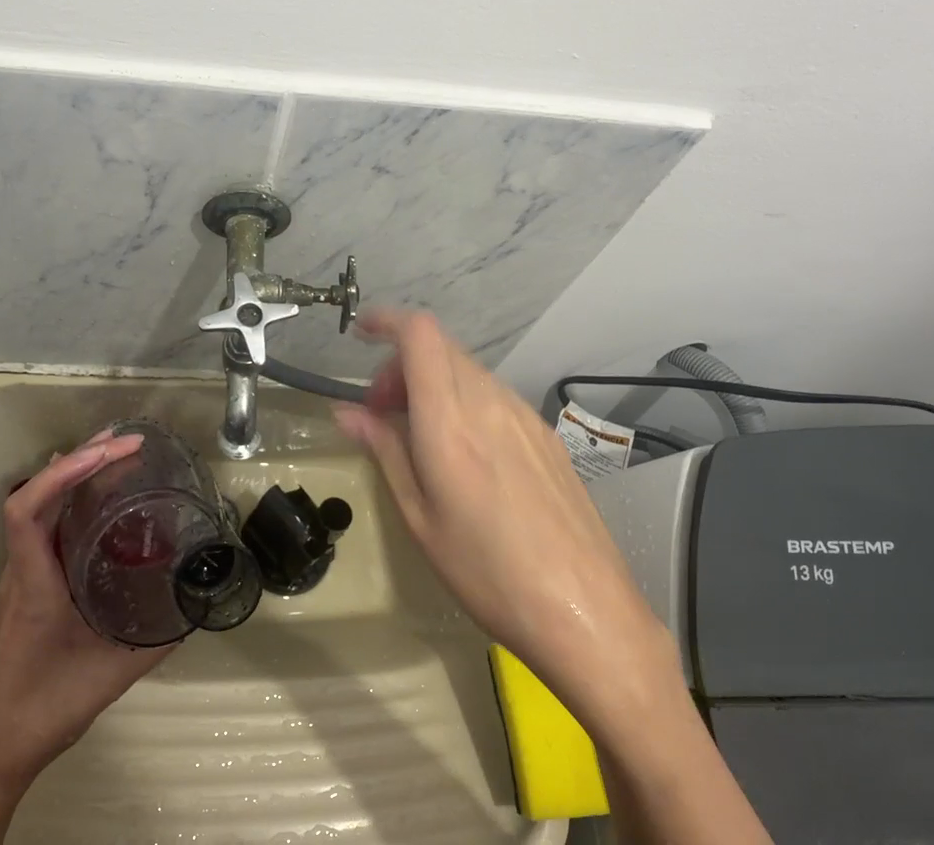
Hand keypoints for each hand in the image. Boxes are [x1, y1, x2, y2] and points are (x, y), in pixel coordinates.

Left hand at [0, 428, 175, 843]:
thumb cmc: (43, 710)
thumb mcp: (110, 677)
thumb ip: (156, 642)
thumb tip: (196, 606)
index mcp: (33, 585)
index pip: (26, 510)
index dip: (62, 474)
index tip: (109, 453)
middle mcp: (20, 571)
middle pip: (36, 496)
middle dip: (80, 461)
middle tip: (128, 442)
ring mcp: (19, 578)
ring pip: (38, 509)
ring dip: (73, 476)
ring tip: (116, 456)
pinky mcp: (25, 588)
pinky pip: (43, 529)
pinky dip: (70, 502)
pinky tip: (101, 506)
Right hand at [330, 310, 681, 726]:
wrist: (585, 611)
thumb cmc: (486, 573)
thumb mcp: (420, 517)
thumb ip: (386, 451)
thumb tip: (348, 411)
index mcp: (451, 421)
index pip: (420, 335)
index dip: (386, 321)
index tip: (360, 337)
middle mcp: (491, 403)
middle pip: (441, 349)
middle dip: (400, 366)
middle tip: (380, 415)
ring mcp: (526, 417)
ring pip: (468, 372)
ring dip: (432, 385)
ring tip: (417, 441)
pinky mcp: (547, 437)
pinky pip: (494, 397)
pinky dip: (463, 403)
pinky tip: (462, 455)